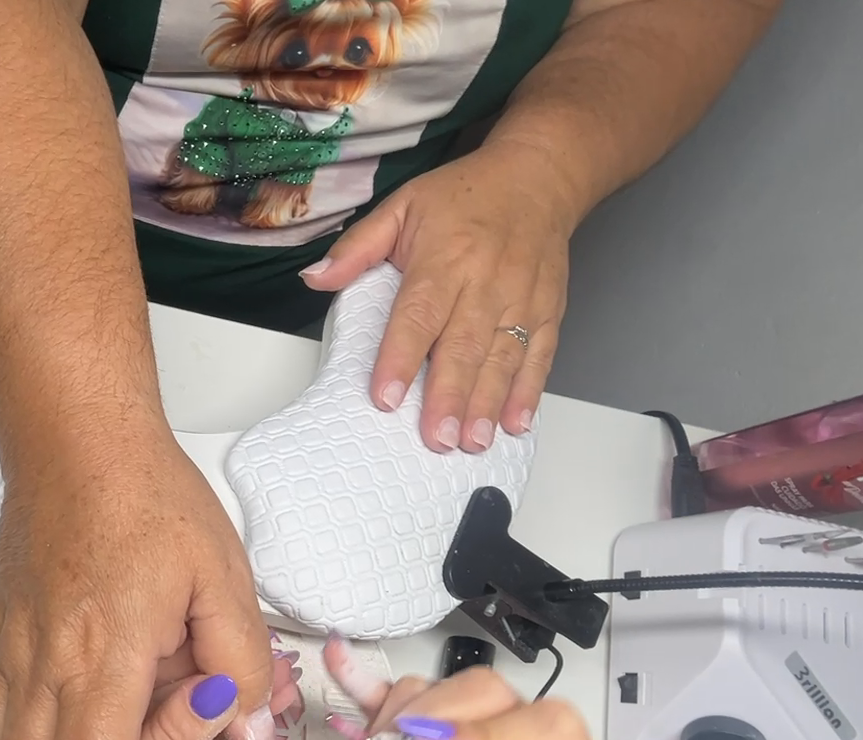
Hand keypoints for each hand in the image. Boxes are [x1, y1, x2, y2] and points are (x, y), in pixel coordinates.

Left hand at [299, 140, 583, 453]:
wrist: (539, 174)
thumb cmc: (464, 196)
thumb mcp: (400, 207)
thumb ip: (356, 248)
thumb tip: (315, 277)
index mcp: (444, 261)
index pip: (417, 317)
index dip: (400, 359)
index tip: (385, 396)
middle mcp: (486, 283)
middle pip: (463, 348)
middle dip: (448, 398)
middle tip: (436, 438)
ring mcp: (521, 299)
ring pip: (503, 359)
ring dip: (487, 405)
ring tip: (472, 442)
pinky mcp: (547, 310)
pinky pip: (539, 355)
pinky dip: (528, 392)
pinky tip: (515, 423)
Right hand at [321, 645, 599, 739]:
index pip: (549, 731)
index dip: (492, 734)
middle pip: (486, 692)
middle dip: (430, 722)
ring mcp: (452, 730)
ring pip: (430, 688)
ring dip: (388, 724)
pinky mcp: (402, 723)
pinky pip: (385, 686)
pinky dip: (359, 676)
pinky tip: (338, 659)